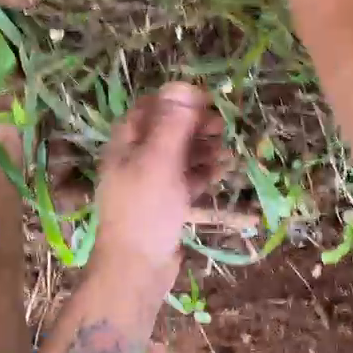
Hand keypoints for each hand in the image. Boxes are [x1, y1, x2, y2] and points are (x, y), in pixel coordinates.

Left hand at [90, 82, 230, 281]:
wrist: (136, 267)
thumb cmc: (144, 209)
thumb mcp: (158, 160)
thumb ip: (171, 124)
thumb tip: (181, 86)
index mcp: (125, 142)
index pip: (151, 108)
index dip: (178, 100)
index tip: (208, 101)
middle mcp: (135, 158)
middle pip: (168, 130)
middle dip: (195, 126)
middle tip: (223, 127)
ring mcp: (150, 182)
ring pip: (180, 156)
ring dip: (203, 150)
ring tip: (227, 151)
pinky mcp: (165, 204)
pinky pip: (186, 180)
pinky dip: (202, 174)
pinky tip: (221, 173)